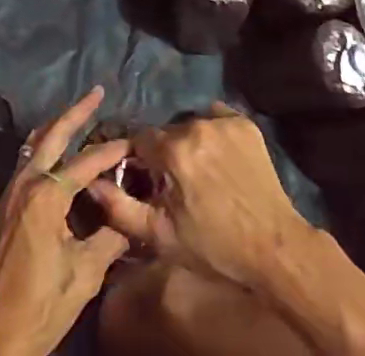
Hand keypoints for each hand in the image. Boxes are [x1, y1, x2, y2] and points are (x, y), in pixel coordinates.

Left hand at [0, 87, 130, 355]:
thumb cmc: (42, 305)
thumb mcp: (87, 272)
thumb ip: (111, 234)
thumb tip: (129, 213)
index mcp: (46, 196)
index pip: (87, 162)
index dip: (113, 151)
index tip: (135, 143)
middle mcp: (24, 186)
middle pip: (52, 136)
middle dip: (76, 112)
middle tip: (97, 91)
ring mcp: (9, 196)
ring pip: (34, 147)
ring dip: (56, 127)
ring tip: (78, 113)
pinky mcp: (3, 210)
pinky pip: (26, 164)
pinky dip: (44, 149)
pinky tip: (56, 153)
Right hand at [89, 102, 314, 287]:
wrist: (272, 245)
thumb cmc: (213, 246)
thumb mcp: (159, 234)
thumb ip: (119, 207)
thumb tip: (92, 183)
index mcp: (174, 150)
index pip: (140, 140)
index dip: (137, 159)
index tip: (143, 179)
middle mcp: (198, 126)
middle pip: (167, 133)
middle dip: (163, 154)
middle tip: (172, 182)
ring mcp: (225, 122)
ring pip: (191, 126)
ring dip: (187, 143)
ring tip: (198, 173)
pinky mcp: (246, 124)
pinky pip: (217, 118)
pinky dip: (211, 132)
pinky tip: (217, 157)